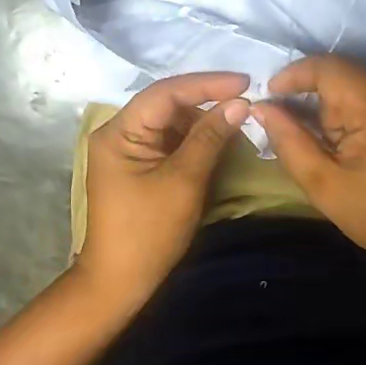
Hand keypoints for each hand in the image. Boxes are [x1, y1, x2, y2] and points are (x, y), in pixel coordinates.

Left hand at [78, 72, 250, 305]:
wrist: (120, 281)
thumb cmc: (148, 232)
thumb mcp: (183, 181)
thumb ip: (209, 138)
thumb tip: (240, 103)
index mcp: (118, 132)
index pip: (165, 92)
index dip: (207, 84)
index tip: (247, 83)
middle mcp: (117, 133)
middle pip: (166, 105)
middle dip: (207, 102)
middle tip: (248, 103)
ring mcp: (126, 151)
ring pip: (170, 123)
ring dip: (203, 122)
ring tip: (239, 120)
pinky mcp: (137, 167)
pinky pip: (168, 143)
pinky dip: (194, 141)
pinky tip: (219, 140)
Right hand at [252, 56, 365, 267]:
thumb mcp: (323, 185)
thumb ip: (289, 141)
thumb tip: (262, 108)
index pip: (330, 67)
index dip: (294, 75)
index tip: (268, 96)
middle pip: (345, 74)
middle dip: (313, 96)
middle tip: (291, 129)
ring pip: (360, 84)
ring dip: (334, 106)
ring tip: (322, 143)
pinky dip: (354, 111)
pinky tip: (346, 143)